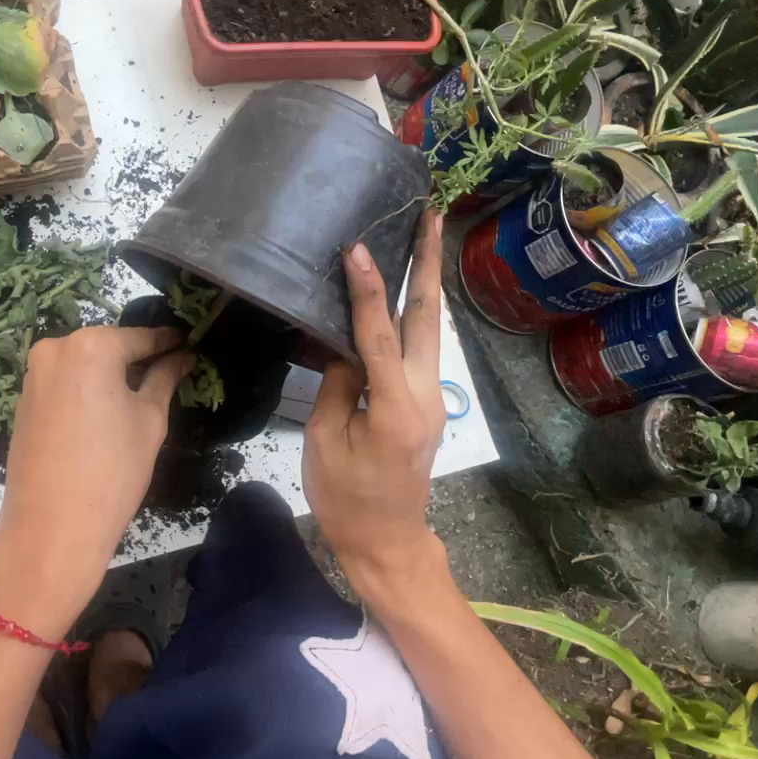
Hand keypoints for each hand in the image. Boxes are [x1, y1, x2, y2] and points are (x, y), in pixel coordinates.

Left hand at [0, 327, 193, 638]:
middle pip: (107, 346)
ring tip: (139, 396)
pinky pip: (64, 383)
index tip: (187, 345)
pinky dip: (86, 390)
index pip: (139, 338)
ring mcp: (33, 375)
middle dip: (135, 358)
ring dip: (109, 374)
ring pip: (83, 364)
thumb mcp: (149, 420)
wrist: (52, 526)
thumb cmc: (112, 471)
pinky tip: (105, 413)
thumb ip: (164, 379)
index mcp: (90, 347)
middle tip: (167, 371)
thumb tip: (182, 357)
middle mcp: (54, 350)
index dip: (166, 343)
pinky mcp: (23, 401)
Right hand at [304, 208, 448, 587]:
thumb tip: (347, 346)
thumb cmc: (346, 501)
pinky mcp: (427, 404)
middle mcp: (425, 396)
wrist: (386, 542)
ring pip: (432, 330)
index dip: (368, 291)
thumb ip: (339, 386)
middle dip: (430, 265)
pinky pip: (421, 349)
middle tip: (431, 215)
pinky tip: (404, 292)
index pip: (379, 337)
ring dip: (427, 284)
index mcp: (396, 409)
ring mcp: (433, 399)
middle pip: (430, 319)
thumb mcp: (324, 442)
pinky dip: (414, 314)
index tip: (360, 249)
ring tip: (422, 238)